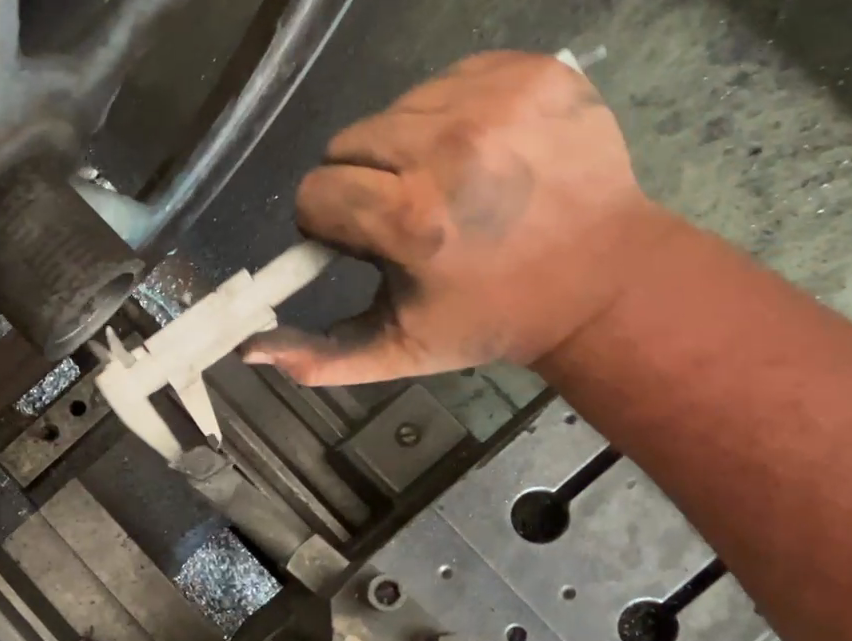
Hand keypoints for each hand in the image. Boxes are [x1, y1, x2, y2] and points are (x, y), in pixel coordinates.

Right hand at [245, 51, 674, 385]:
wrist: (603, 276)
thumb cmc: (488, 319)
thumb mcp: (398, 351)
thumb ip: (316, 358)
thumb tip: (248, 350)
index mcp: (414, 220)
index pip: (316, 191)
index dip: (329, 222)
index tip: (361, 241)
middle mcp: (452, 148)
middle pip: (347, 144)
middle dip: (361, 182)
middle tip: (403, 214)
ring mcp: (497, 101)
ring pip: (393, 110)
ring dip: (401, 149)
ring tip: (444, 185)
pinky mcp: (531, 71)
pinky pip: (445, 80)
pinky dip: (447, 115)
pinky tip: (477, 153)